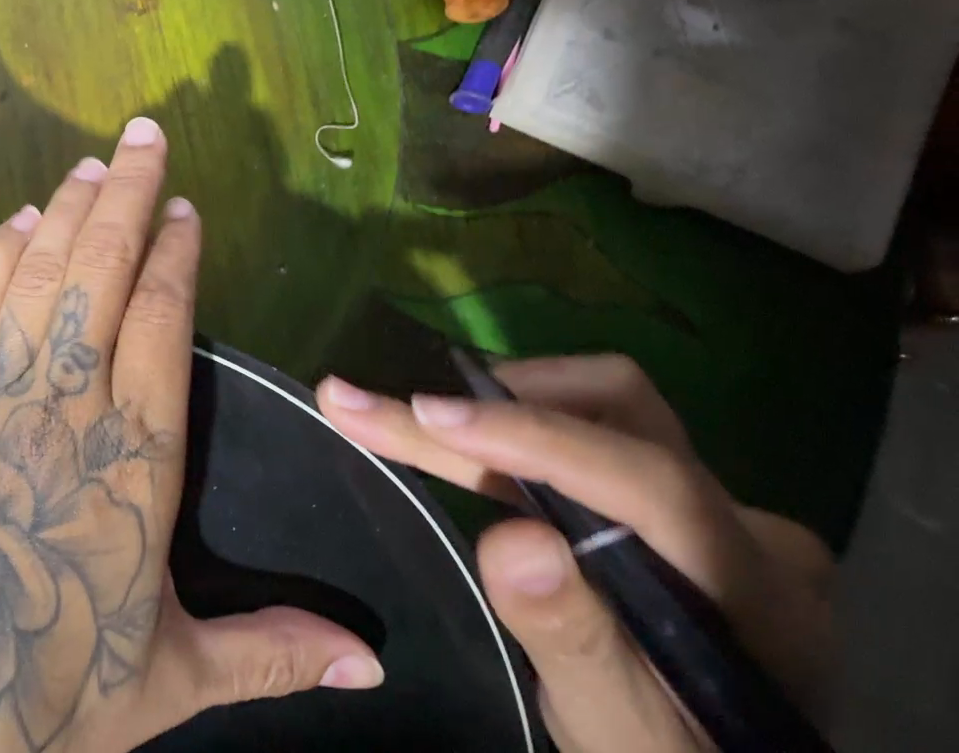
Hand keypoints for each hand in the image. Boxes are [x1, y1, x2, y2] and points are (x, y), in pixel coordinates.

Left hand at [0, 119, 382, 752]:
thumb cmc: (49, 685)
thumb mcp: (172, 680)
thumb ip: (270, 652)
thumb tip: (371, 663)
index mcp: (137, 458)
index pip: (161, 324)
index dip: (175, 258)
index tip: (188, 210)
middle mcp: (68, 405)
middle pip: (102, 276)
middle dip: (128, 198)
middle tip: (146, 135)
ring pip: (42, 278)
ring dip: (69, 211)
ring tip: (94, 161)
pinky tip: (17, 220)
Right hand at [318, 356, 835, 751]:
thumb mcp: (617, 730)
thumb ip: (574, 641)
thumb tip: (513, 538)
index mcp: (752, 585)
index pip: (643, 479)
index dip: (530, 436)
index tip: (420, 412)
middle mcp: (742, 521)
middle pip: (614, 412)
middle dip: (480, 407)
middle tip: (370, 402)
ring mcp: (711, 501)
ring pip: (599, 403)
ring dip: (495, 401)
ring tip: (407, 417)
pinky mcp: (669, 496)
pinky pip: (589, 425)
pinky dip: (511, 419)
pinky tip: (459, 434)